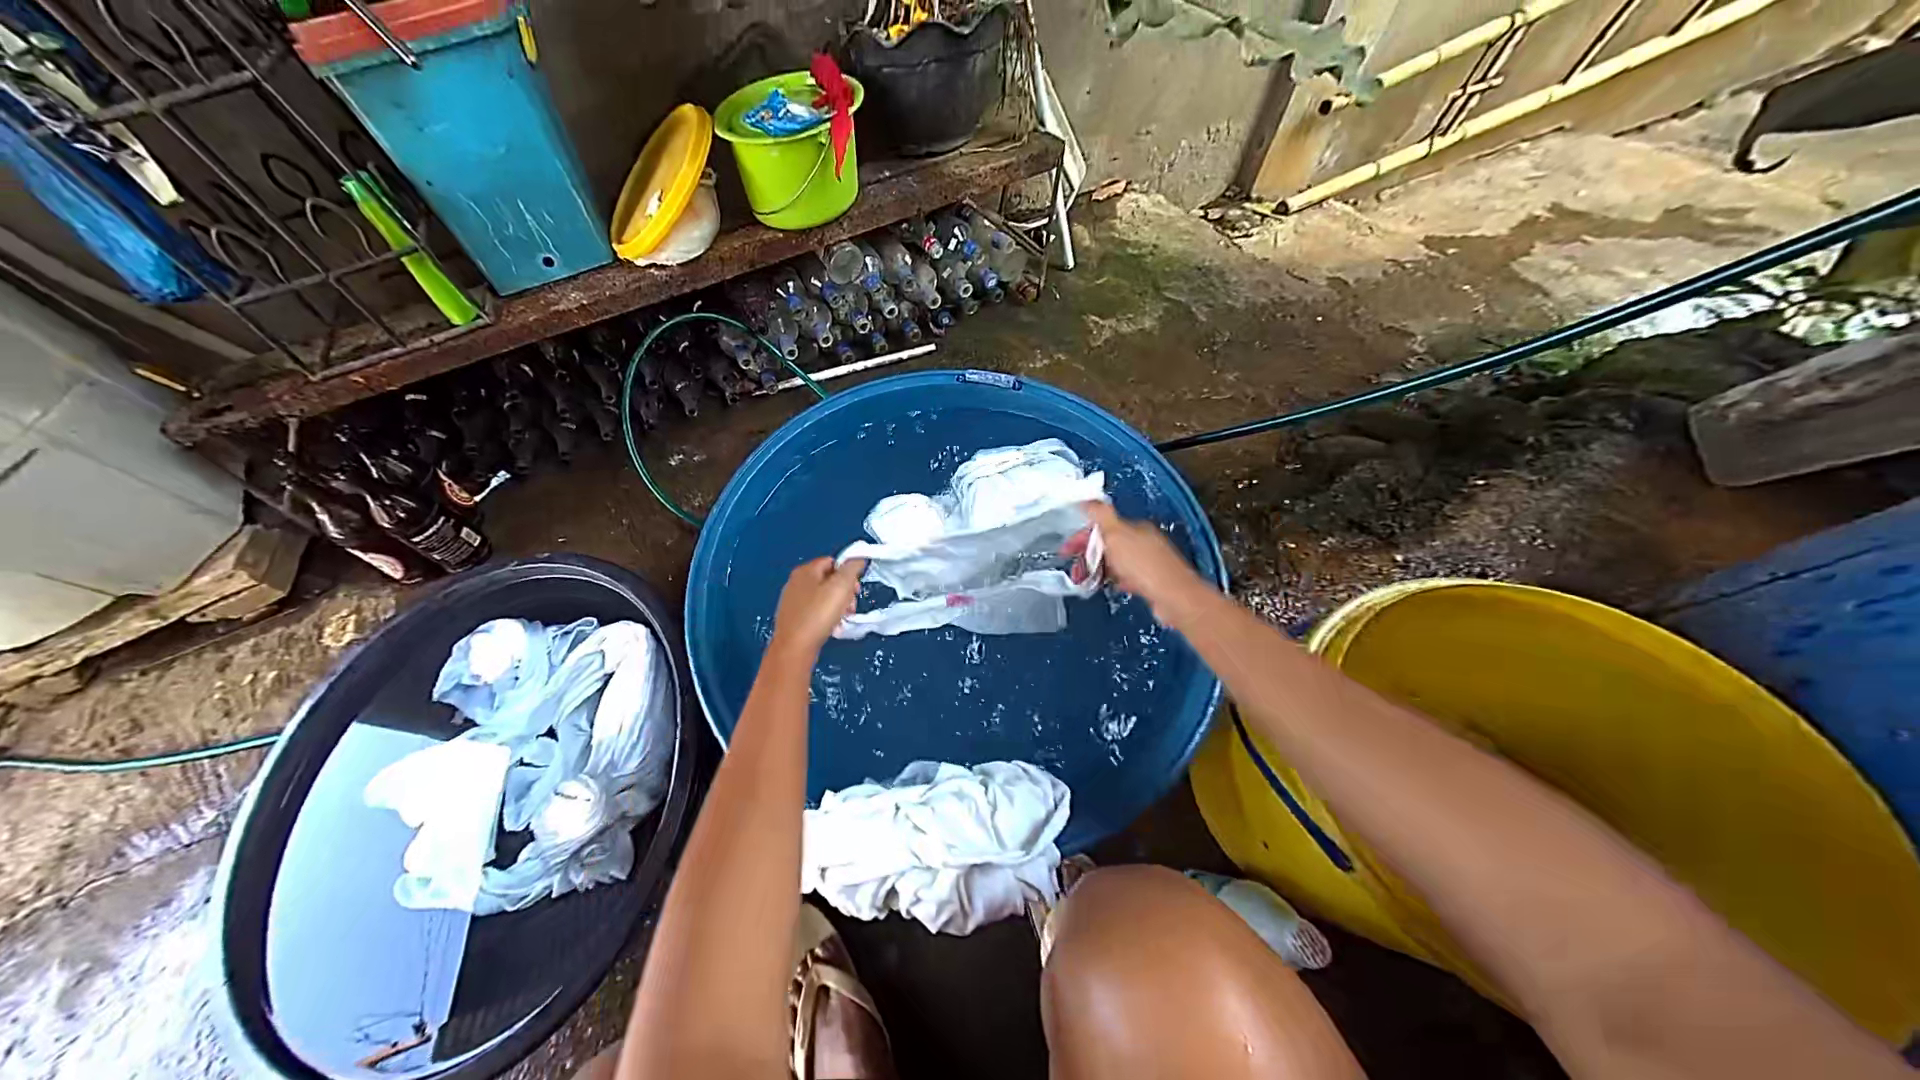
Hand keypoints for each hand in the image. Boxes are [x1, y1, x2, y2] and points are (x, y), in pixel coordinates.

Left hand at [769, 557, 865, 656]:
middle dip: (844, 592)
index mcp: (805, 570)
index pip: (833, 561)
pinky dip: (825, 616)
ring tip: (842, 619)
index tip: (855, 590)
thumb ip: (852, 568)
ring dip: (837, 606)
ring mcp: (791, 600)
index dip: (848, 573)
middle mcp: (795, 582)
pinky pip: (814, 610)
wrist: (794, 647)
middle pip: (828, 579)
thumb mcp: (841, 586)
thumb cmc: (818, 614)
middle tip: (850, 606)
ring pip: (822, 596)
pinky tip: (830, 627)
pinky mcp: (792, 617)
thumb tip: (858, 559)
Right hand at [1069, 501, 1212, 623]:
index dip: (1082, 536)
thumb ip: (1100, 515)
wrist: (1172, 597)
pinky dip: (1113, 580)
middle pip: (1108, 545)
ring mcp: (1148, 563)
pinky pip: (1126, 578)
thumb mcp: (1116, 535)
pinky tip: (1109, 586)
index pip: (1103, 526)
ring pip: (1116, 563)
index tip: (1068, 548)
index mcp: (1135, 528)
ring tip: (1085, 581)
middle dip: (1088, 555)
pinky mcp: (1150, 582)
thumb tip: (1087, 499)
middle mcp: (1143, 543)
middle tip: (1075, 568)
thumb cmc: (1145, 566)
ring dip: (1098, 570)